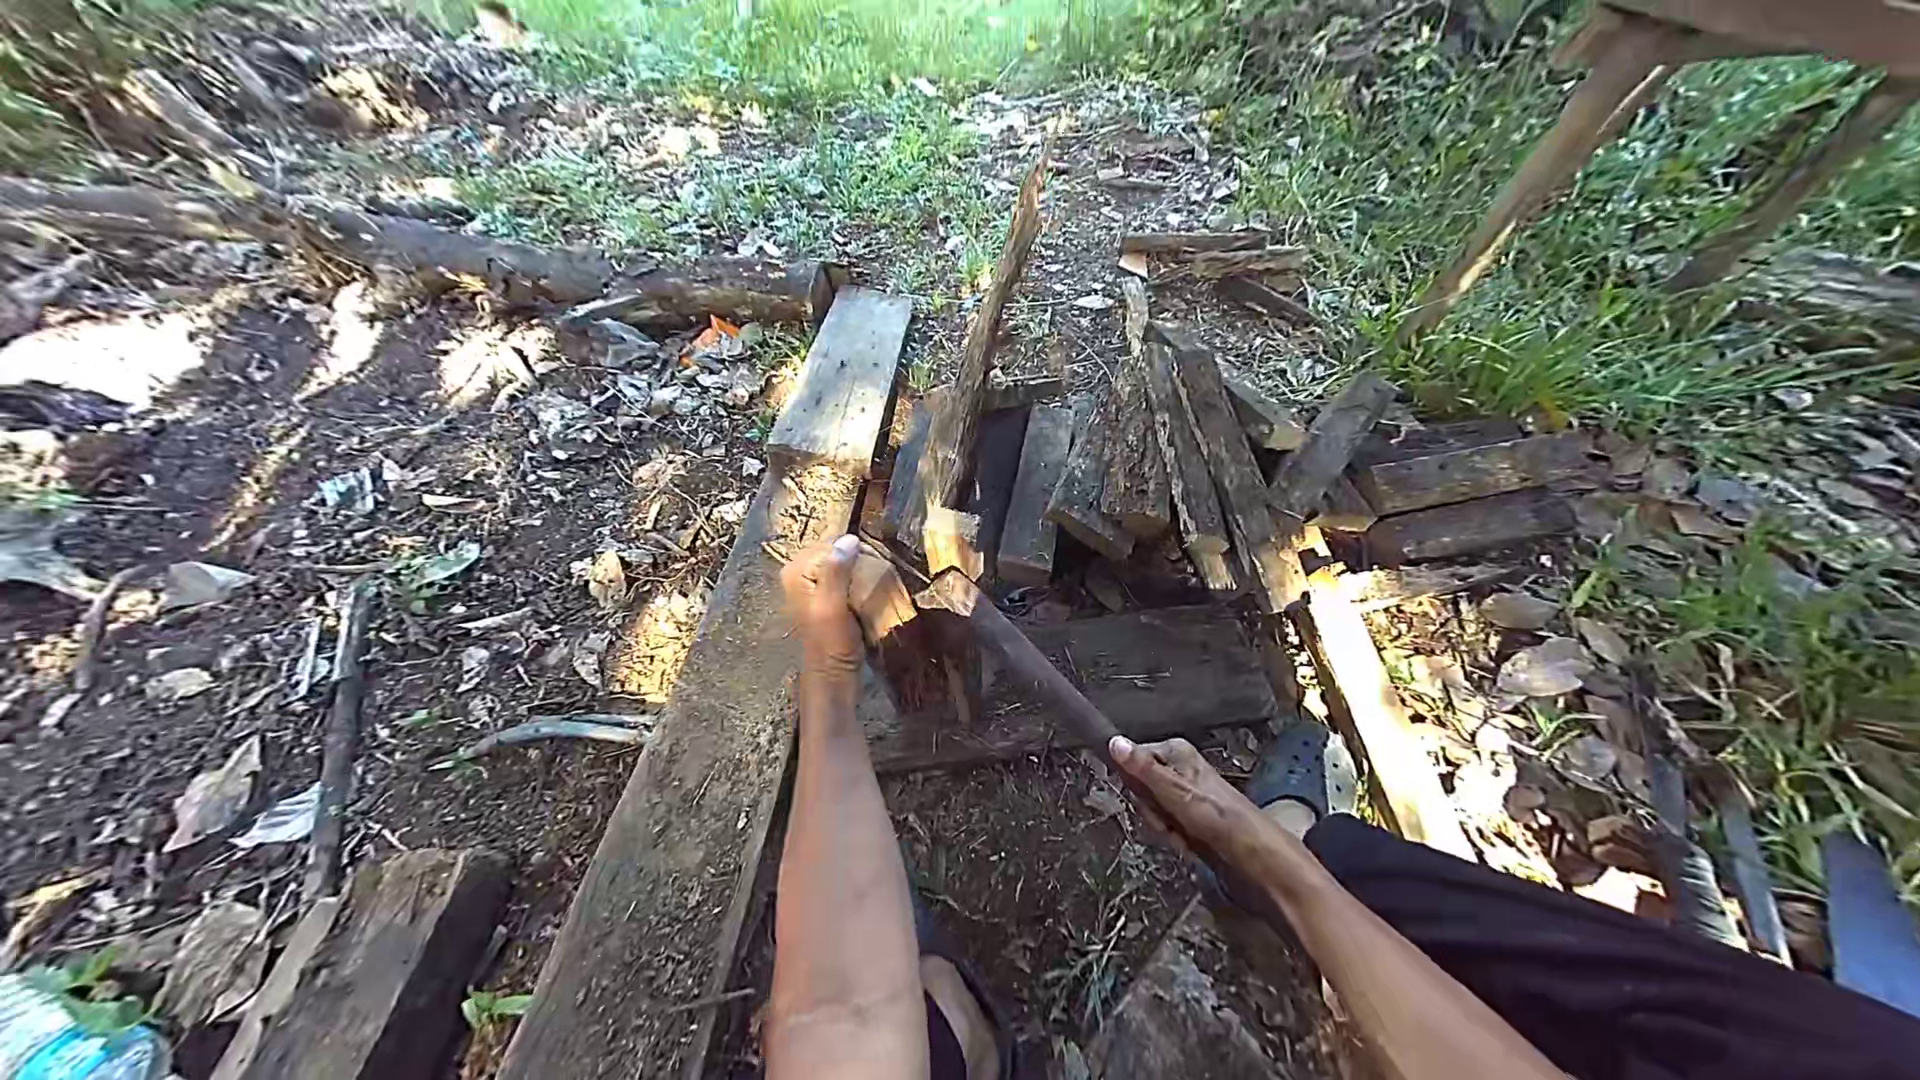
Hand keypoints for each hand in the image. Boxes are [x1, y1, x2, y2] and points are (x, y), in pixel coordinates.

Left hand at [782, 534, 863, 677]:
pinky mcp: (827, 599)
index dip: (854, 551)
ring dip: (862, 573)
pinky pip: (847, 579)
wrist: (834, 676)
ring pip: (845, 566)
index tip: (873, 565)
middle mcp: (801, 574)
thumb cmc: (831, 644)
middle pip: (838, 553)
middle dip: (859, 562)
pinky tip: (870, 594)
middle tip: (878, 576)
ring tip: (877, 584)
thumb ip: (836, 572)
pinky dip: (860, 583)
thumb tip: (849, 539)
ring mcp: (814, 587)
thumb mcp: (833, 606)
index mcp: (796, 572)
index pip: (831, 543)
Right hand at [1109, 735, 1274, 866]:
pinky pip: (1168, 825)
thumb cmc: (1219, 818)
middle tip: (1169, 822)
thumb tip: (1114, 742)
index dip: (1136, 786)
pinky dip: (1175, 837)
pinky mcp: (1192, 816)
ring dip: (1164, 828)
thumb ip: (1141, 768)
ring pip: (1154, 810)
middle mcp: (1180, 768)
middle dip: (1152, 812)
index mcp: (1175, 751)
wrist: (1255, 855)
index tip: (1148, 800)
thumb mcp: (1173, 791)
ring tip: (1183, 835)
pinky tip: (1189, 843)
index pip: (1132, 761)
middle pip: (1142, 788)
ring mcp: (1186, 794)